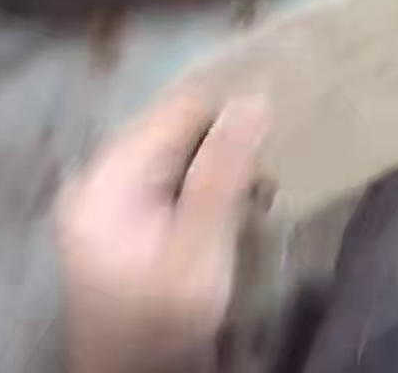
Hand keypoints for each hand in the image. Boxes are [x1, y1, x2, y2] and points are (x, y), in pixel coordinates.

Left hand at [57, 92, 268, 372]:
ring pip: (189, 132)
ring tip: (280, 127)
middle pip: (183, 114)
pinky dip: (223, 152)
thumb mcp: (198, 251)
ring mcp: (121, 183)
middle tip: (289, 105)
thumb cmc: (163, 320)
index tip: (286, 78)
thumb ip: (222, 173)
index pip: (181, 104)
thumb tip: (256, 98)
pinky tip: (254, 161)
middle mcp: (108, 169)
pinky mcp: (139, 198)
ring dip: (233, 131)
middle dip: (235, 110)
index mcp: (110, 176)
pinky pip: (188, 154)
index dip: (233, 88)